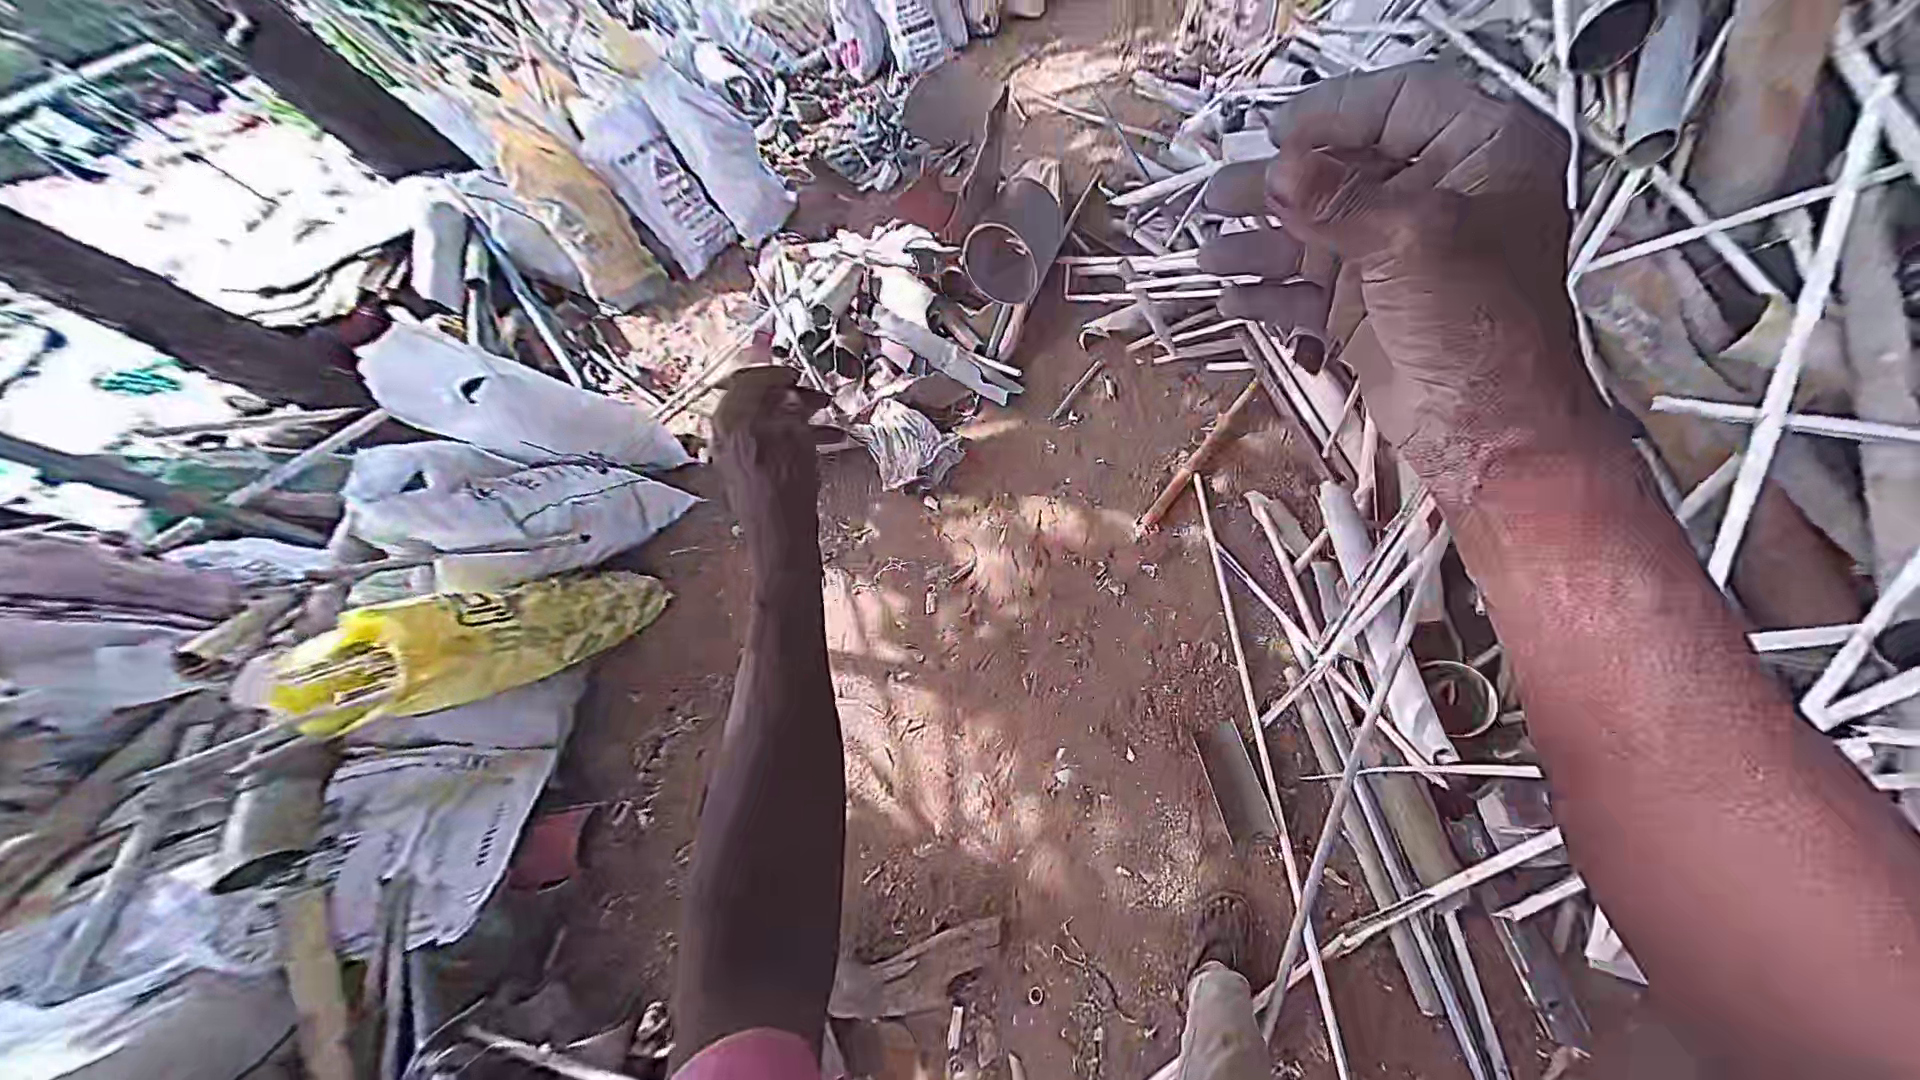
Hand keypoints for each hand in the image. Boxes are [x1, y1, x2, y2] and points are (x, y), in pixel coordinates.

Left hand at [712, 366, 831, 551]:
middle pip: (754, 400)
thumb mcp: (798, 438)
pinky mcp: (743, 471)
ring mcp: (731, 453)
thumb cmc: (788, 488)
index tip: (798, 374)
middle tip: (815, 395)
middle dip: (787, 395)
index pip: (748, 379)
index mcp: (732, 419)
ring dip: (793, 415)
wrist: (779, 537)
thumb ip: (792, 409)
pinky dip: (789, 436)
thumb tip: (791, 394)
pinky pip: (765, 442)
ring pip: (763, 422)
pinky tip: (820, 442)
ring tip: (825, 417)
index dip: (776, 372)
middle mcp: (724, 433)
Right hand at [1202, 64, 1602, 487]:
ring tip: (1210, 254)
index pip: (1400, 103)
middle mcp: (1431, 201)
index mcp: (1478, 155)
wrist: (1476, 420)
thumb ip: (1339, 200)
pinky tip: (1232, 299)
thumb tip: (1279, 170)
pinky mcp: (1359, 307)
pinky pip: (1301, 291)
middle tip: (1219, 194)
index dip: (1334, 113)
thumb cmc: (1478, 324)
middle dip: (1275, 189)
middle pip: (1338, 176)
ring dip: (1256, 247)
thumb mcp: (1412, 240)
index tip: (1276, 132)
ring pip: (1309, 238)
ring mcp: (1389, 259)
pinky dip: (1265, 296)